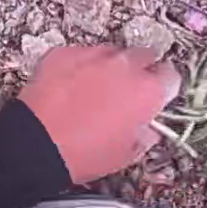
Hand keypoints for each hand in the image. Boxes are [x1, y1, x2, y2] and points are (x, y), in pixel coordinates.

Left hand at [19, 45, 180, 183]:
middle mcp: (125, 66)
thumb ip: (144, 135)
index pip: (171, 77)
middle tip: (125, 91)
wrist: (35, 145)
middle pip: (144, 56)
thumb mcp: (125, 155)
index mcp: (147, 91)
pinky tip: (69, 86)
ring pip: (111, 53)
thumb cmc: (83, 155)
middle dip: (139, 71)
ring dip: (109, 67)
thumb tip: (148, 128)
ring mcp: (93, 54)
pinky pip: (80, 54)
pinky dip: (79, 66)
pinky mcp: (64, 52)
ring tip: (93, 89)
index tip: (155, 95)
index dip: (163, 87)